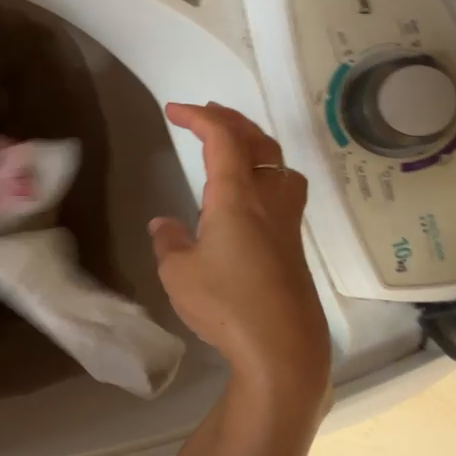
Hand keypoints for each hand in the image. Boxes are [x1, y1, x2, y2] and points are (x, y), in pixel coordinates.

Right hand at [150, 103, 329, 397]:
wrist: (280, 345)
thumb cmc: (224, 303)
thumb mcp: (177, 271)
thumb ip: (170, 240)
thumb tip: (166, 223)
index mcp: (237, 199)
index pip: (223, 142)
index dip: (200, 118)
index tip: (174, 110)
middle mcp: (267, 201)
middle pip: (259, 144)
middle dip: (231, 122)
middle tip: (203, 114)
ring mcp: (285, 222)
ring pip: (278, 164)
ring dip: (254, 144)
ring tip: (230, 143)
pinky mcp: (290, 244)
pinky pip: (281, 189)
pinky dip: (263, 172)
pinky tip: (246, 192)